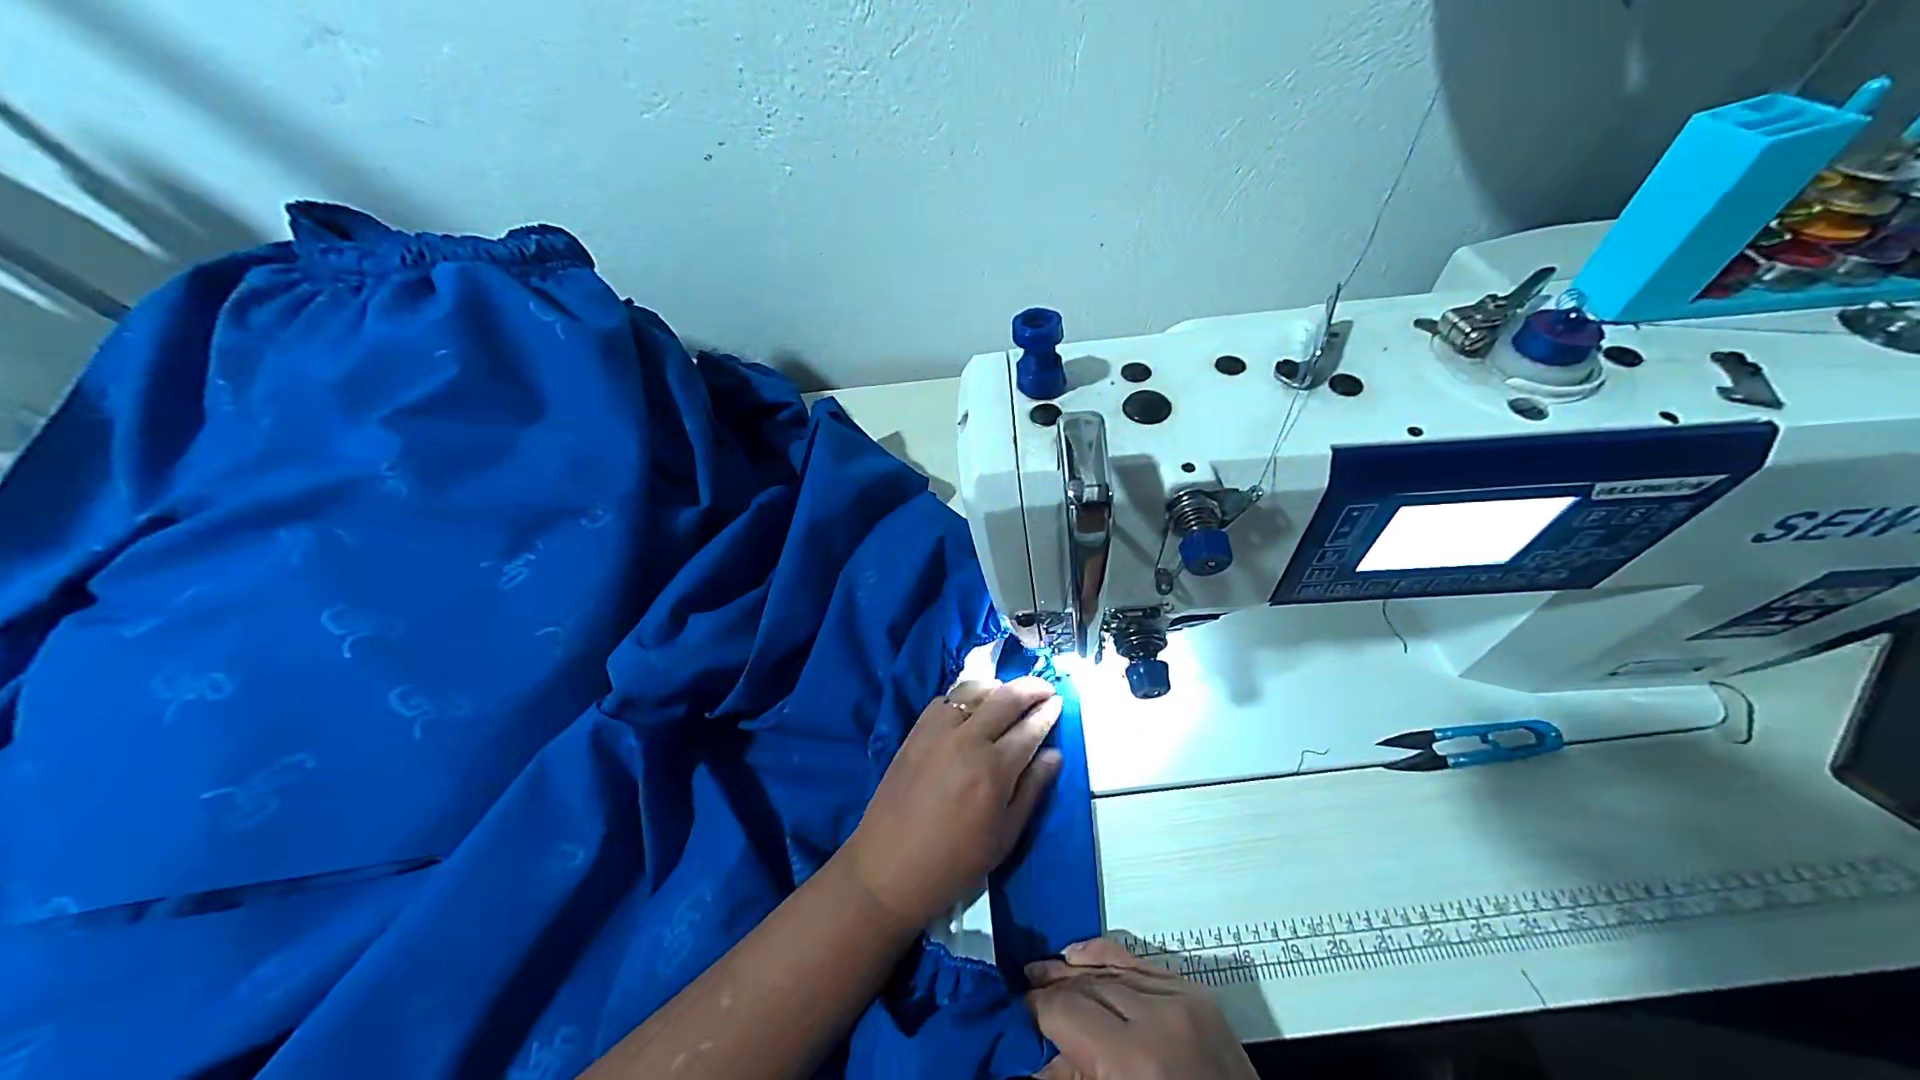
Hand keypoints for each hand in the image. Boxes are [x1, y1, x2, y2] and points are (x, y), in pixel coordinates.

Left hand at [841, 677, 1062, 926]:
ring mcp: (937, 732)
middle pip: (1005, 699)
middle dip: (1031, 688)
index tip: (1060, 703)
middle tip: (1045, 688)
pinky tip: (970, 707)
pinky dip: (962, 697)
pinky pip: (943, 701)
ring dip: (997, 687)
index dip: (1048, 713)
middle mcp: (967, 741)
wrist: (890, 868)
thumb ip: (1032, 789)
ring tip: (1009, 693)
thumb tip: (1055, 755)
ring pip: (972, 691)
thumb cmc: (956, 862)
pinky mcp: (915, 733)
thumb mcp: (1005, 835)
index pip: (1030, 728)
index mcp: (994, 769)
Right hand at [1025, 938, 1257, 1079]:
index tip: (1013, 1017)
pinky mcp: (1197, 995)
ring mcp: (1182, 1000)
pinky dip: (1107, 957)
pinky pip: (1140, 963)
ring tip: (1040, 972)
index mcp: (1132, 1059)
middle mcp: (1158, 1017)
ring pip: (1110, 969)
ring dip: (1072, 971)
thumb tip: (1028, 1059)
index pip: (1064, 1010)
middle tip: (1022, 994)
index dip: (1033, 1011)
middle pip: (1085, 985)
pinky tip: (1079, 956)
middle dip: (1049, 990)